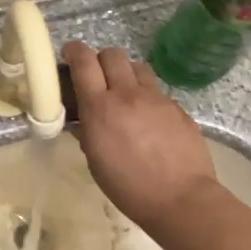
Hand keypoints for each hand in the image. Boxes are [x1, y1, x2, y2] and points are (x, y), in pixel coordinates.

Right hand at [62, 41, 219, 231]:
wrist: (180, 198)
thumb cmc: (128, 187)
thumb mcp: (95, 160)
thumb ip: (87, 131)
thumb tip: (82, 119)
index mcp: (100, 108)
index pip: (84, 62)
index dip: (74, 52)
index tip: (69, 54)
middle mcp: (128, 94)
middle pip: (112, 54)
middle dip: (100, 59)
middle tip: (96, 76)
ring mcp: (156, 98)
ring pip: (137, 66)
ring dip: (125, 72)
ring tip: (123, 92)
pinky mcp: (176, 106)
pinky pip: (156, 88)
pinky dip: (145, 93)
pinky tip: (146, 115)